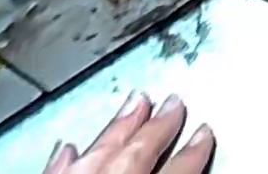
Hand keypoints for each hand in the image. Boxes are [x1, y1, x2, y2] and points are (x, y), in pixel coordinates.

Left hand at [43, 92, 212, 173]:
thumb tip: (192, 168)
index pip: (174, 173)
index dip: (191, 154)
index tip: (204, 133)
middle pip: (136, 154)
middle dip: (158, 127)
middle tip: (174, 100)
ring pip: (96, 154)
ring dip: (117, 128)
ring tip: (134, 101)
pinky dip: (62, 161)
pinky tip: (67, 147)